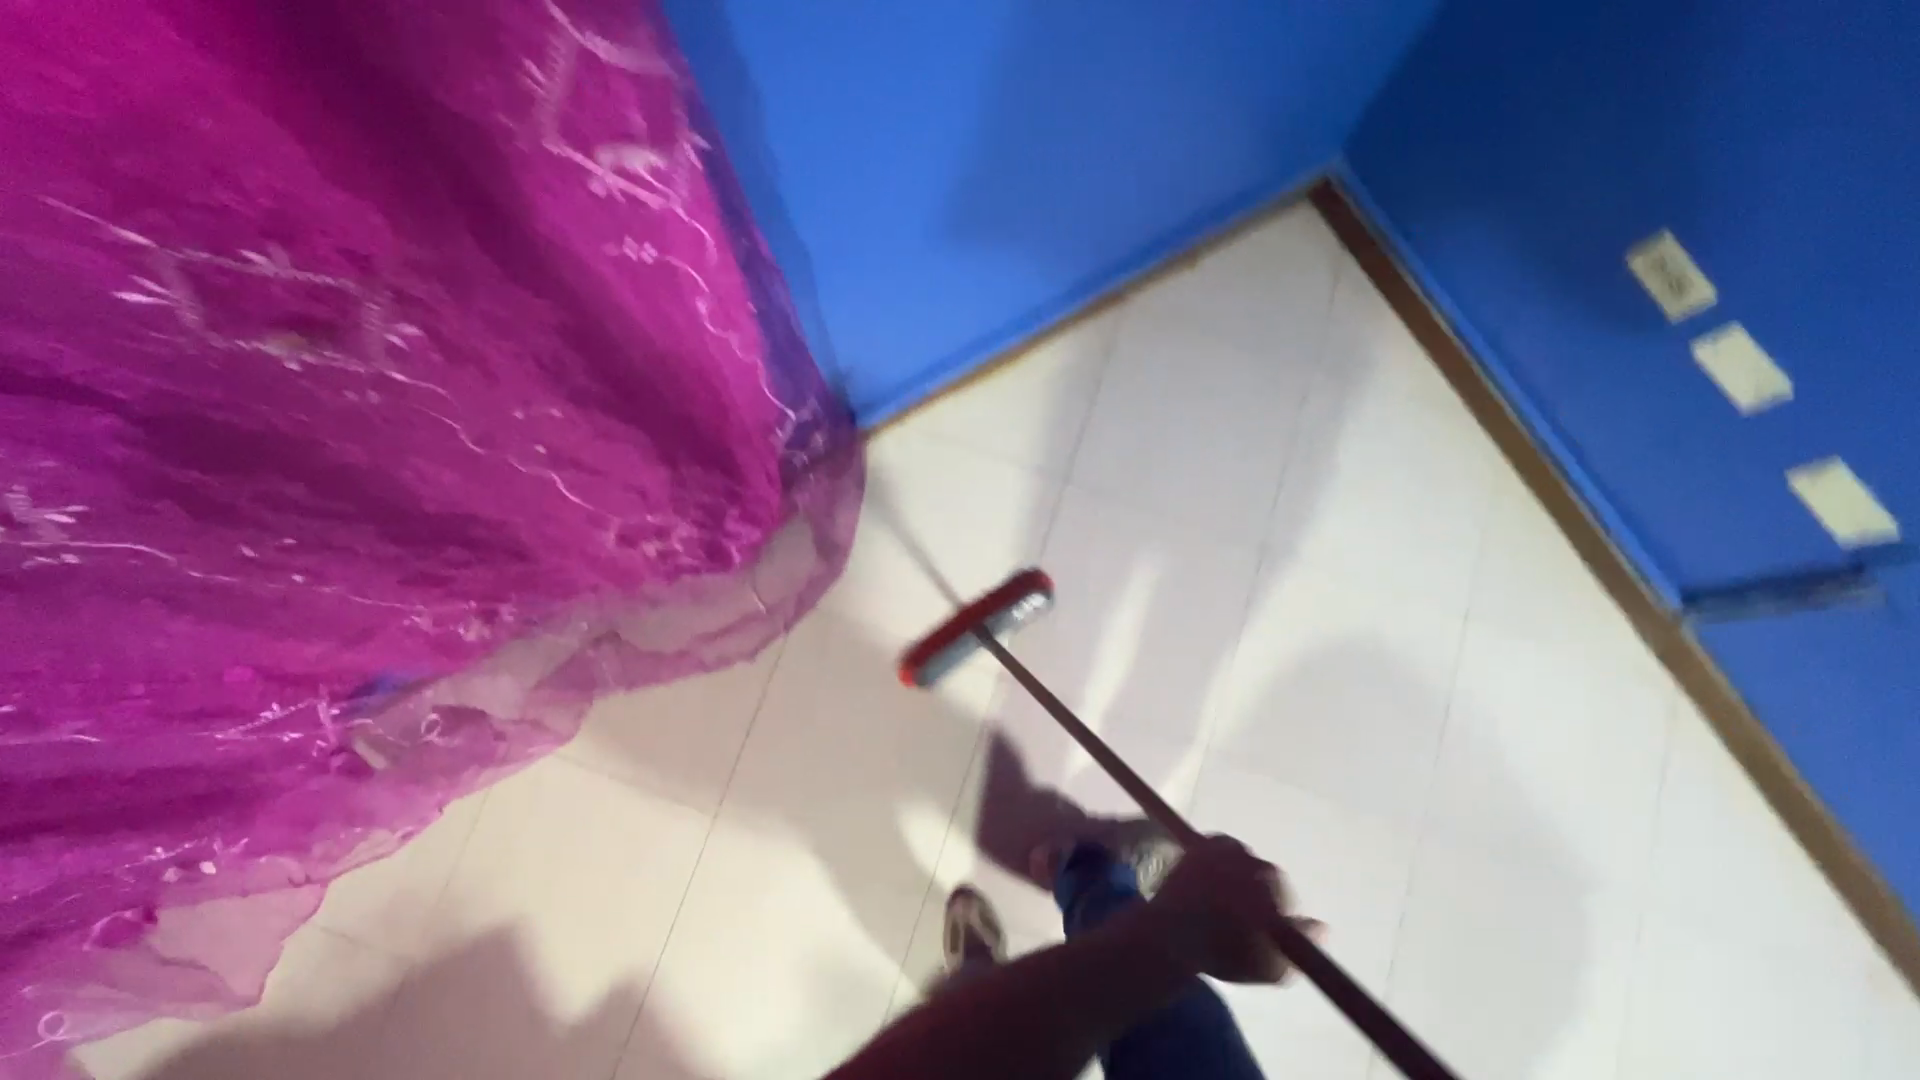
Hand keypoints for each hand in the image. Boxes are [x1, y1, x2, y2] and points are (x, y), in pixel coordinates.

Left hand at [1136, 834, 1322, 983]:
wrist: (1171, 934)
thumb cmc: (1221, 956)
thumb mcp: (1268, 967)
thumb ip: (1299, 944)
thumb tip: (1323, 927)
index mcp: (1275, 890)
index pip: (1284, 896)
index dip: (1273, 912)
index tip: (1258, 925)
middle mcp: (1256, 864)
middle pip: (1265, 877)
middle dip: (1255, 893)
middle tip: (1236, 913)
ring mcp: (1229, 850)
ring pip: (1244, 860)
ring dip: (1237, 874)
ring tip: (1219, 897)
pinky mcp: (1205, 844)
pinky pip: (1223, 844)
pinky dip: (1221, 857)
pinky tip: (1210, 876)